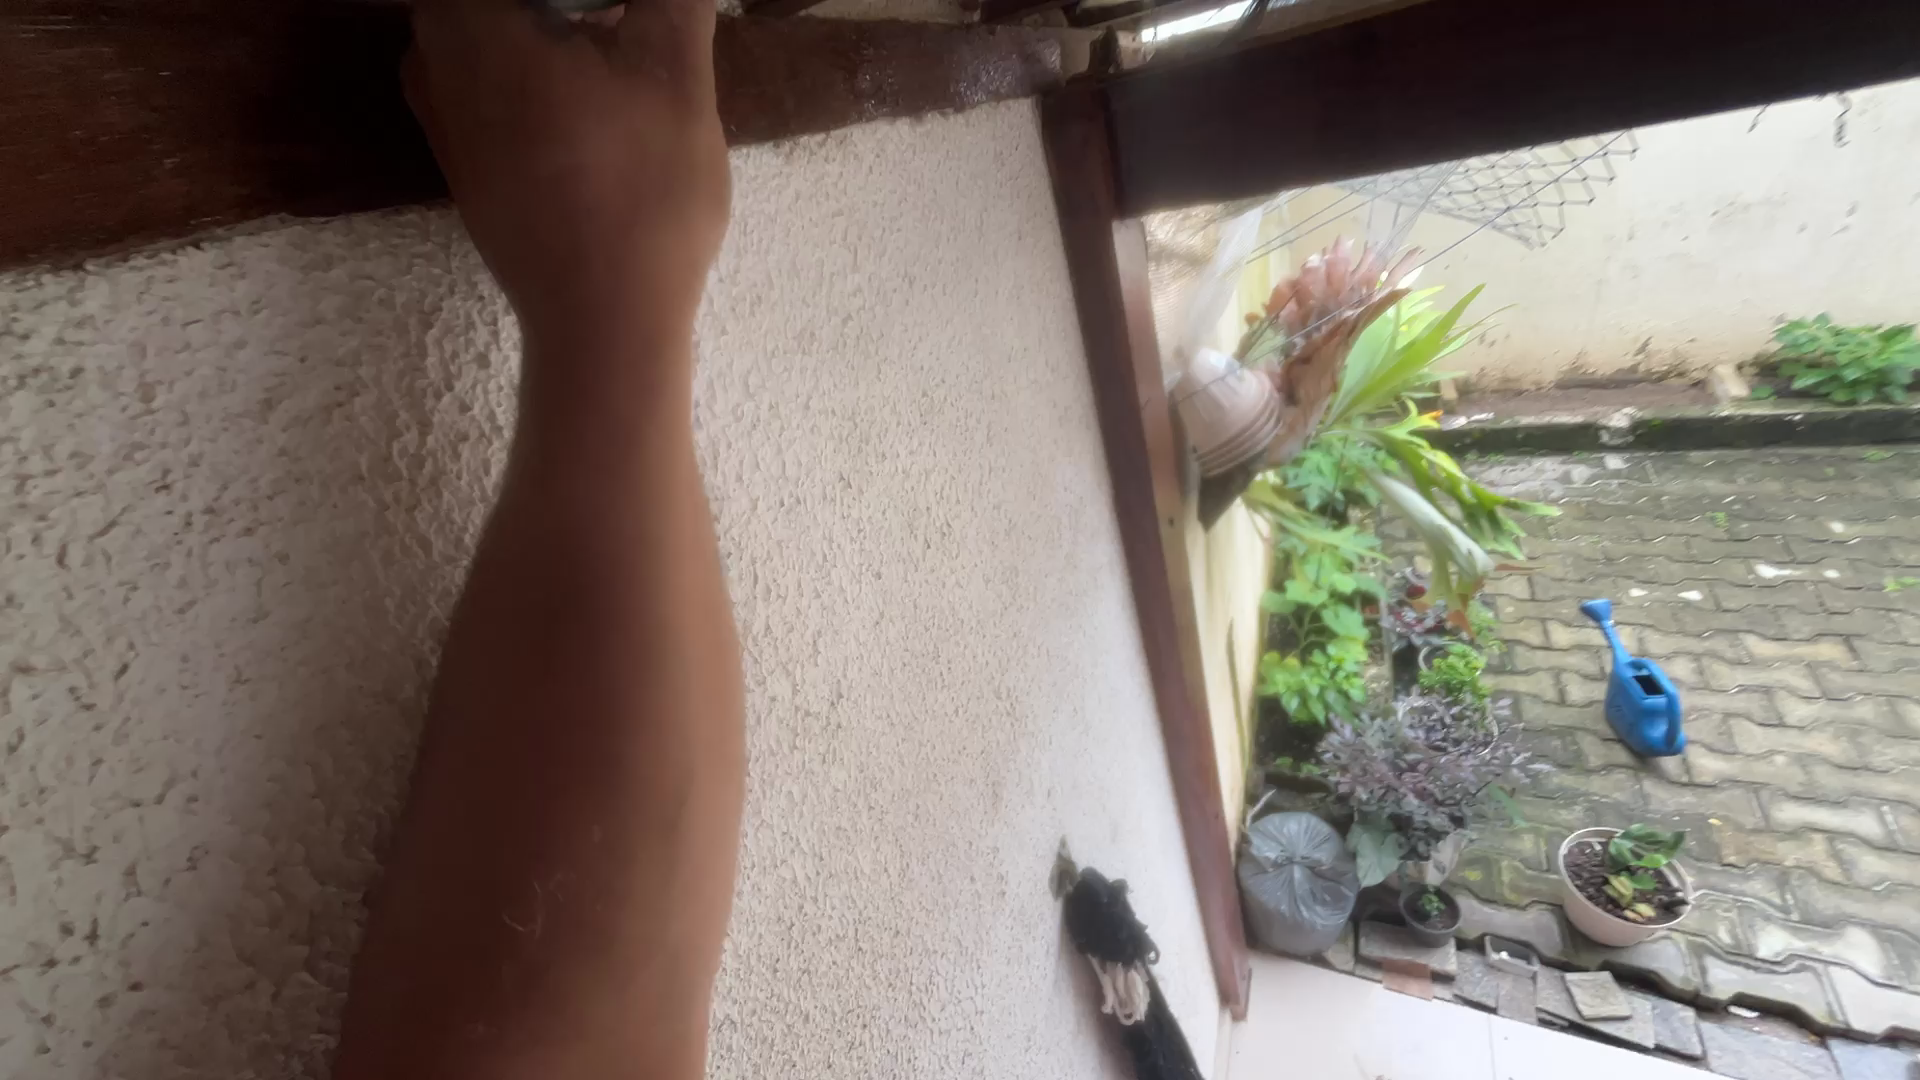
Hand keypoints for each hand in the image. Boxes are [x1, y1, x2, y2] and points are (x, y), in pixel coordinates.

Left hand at [405, 0, 730, 360]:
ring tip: (628, 83)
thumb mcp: (678, 82)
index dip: (591, 8)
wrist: (606, 324)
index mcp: (469, 12)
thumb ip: (672, 5)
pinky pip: (504, 100)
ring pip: (507, 49)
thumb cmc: (643, 198)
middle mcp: (433, 52)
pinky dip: (549, 95)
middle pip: (520, 12)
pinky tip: (600, 133)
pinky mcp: (468, 171)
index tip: (631, 26)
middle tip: (637, 40)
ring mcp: (443, 117)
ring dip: (567, 53)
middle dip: (580, 20)